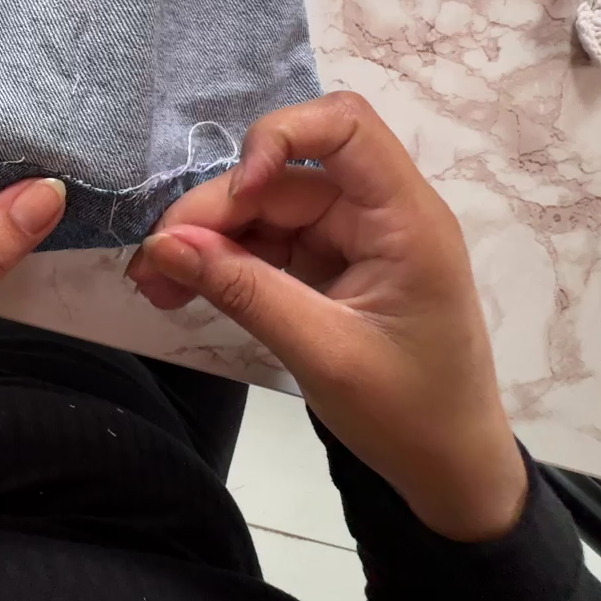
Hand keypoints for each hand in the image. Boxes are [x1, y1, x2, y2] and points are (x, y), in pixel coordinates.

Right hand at [126, 92, 526, 541]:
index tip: (235, 193)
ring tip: (155, 285)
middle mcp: (372, 211)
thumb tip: (161, 246)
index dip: (278, 138)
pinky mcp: (320, 258)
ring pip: (256, 207)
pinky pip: (257, 239)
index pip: (344, 126)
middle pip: (276, 176)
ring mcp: (343, 233)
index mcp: (403, 219)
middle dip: (209, 213)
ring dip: (202, 239)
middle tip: (152, 264)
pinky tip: (180, 287)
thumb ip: (242, 291)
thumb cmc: (412, 416)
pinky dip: (216, 261)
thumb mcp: (323, 354)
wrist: (448, 473)